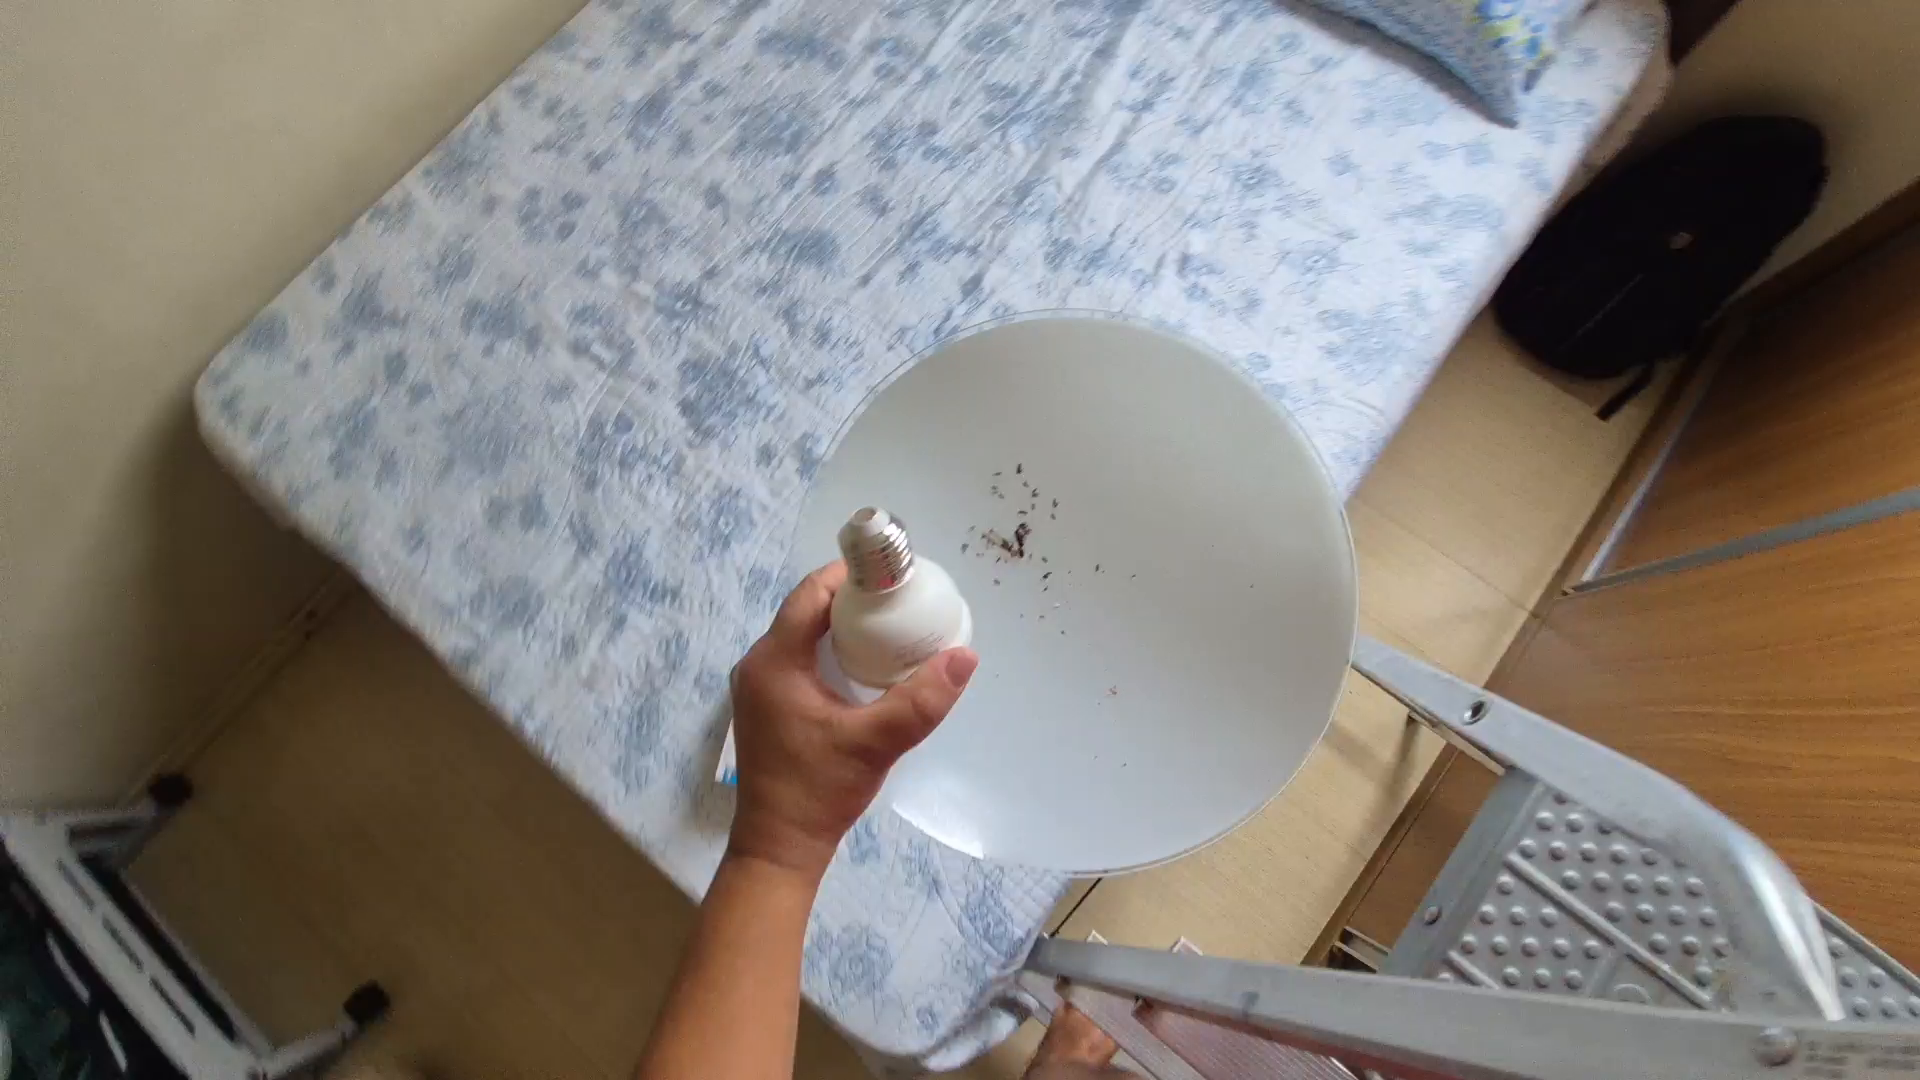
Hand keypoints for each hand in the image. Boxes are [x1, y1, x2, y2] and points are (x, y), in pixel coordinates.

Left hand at [727, 561, 978, 879]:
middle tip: (900, 597)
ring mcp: (760, 684)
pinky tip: (865, 661)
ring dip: (843, 621)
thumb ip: (921, 701)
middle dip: (853, 596)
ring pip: (804, 632)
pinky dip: (832, 646)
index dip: (850, 575)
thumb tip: (965, 656)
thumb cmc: (820, 792)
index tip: (892, 573)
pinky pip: (800, 655)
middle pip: (807, 608)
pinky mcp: (768, 702)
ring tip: (890, 623)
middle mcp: (759, 663)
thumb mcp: (876, 744)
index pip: (810, 594)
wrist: (779, 848)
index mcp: (775, 661)